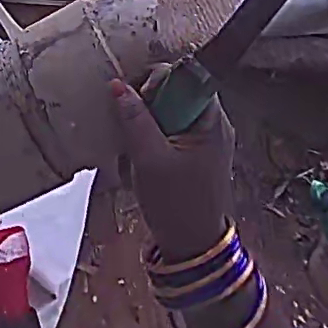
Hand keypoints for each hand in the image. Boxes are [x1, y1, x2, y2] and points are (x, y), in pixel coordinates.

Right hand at [110, 79, 236, 260]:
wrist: (193, 250)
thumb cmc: (176, 204)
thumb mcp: (149, 158)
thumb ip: (135, 118)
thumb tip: (117, 84)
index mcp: (211, 122)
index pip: (187, 78)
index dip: (159, 78)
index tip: (137, 94)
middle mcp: (211, 125)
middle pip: (175, 90)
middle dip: (147, 98)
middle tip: (128, 116)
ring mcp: (202, 139)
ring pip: (167, 108)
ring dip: (144, 116)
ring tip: (130, 134)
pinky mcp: (191, 151)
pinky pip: (166, 125)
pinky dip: (149, 130)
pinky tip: (136, 147)